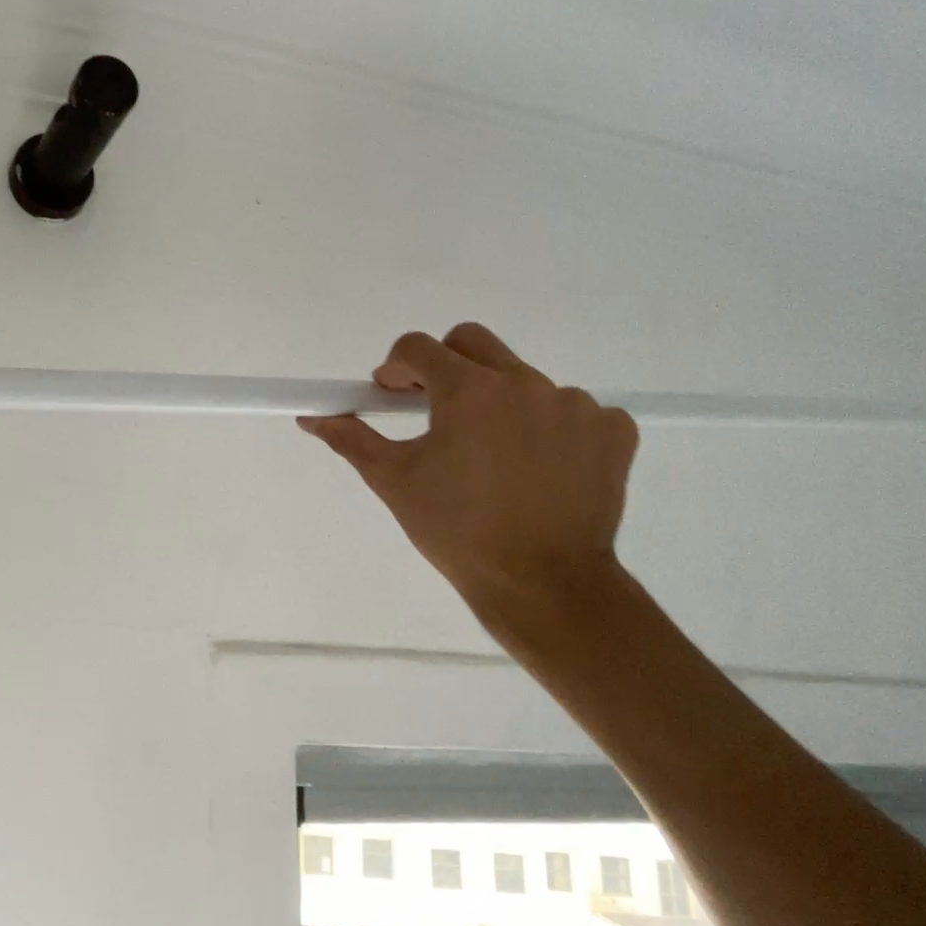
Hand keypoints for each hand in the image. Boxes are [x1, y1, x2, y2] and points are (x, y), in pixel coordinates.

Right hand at [298, 323, 638, 615]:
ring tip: (490, 456)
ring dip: (498, 402)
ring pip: (523, 380)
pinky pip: (572, 411)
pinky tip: (537, 467)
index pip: (418, 347)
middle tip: (433, 410)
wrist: (542, 582)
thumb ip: (352, 439)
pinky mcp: (613, 431)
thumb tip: (311, 417)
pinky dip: (549, 428)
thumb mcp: (394, 481)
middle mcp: (524, 383)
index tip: (388, 396)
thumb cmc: (456, 530)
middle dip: (444, 365)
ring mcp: (575, 404)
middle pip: (472, 343)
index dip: (394, 367)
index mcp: (468, 391)